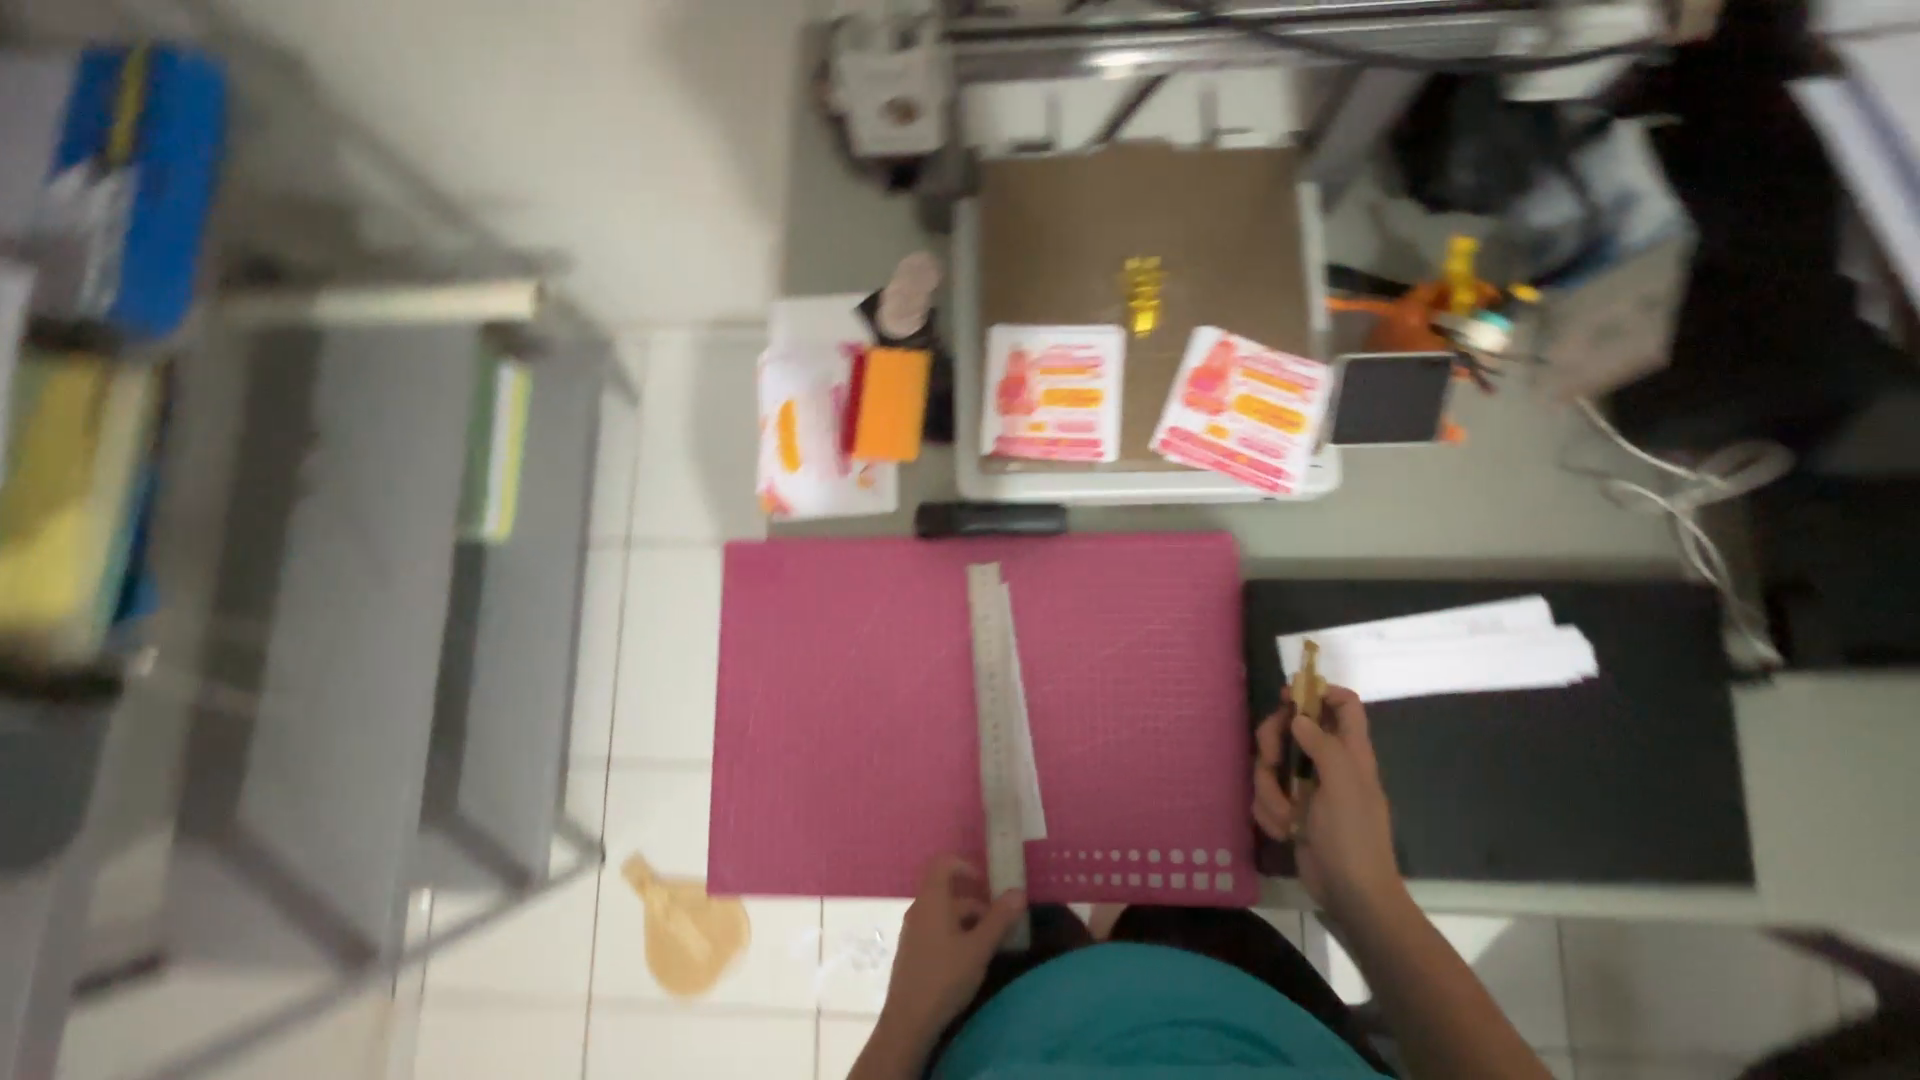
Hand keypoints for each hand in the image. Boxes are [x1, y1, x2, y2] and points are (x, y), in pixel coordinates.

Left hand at [879, 855, 1026, 1041]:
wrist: (907, 1021)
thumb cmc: (944, 977)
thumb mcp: (978, 948)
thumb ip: (999, 919)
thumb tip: (1018, 891)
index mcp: (932, 900)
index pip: (943, 863)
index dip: (966, 865)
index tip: (987, 884)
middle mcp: (919, 909)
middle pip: (948, 891)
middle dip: (976, 902)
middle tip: (1000, 922)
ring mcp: (913, 931)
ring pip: (944, 913)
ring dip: (968, 921)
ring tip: (990, 943)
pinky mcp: (912, 952)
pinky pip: (936, 929)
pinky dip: (955, 934)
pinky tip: (970, 960)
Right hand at [1252, 685, 1405, 918]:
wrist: (1350, 893)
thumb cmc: (1353, 836)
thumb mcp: (1344, 784)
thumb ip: (1322, 745)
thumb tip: (1299, 717)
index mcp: (1351, 752)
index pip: (1344, 705)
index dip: (1319, 692)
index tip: (1287, 697)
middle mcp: (1328, 763)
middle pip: (1292, 728)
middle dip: (1273, 742)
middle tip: (1271, 760)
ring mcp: (1307, 787)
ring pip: (1271, 765)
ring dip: (1270, 791)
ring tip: (1287, 816)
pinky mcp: (1291, 810)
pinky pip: (1266, 796)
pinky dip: (1270, 812)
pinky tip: (1285, 831)